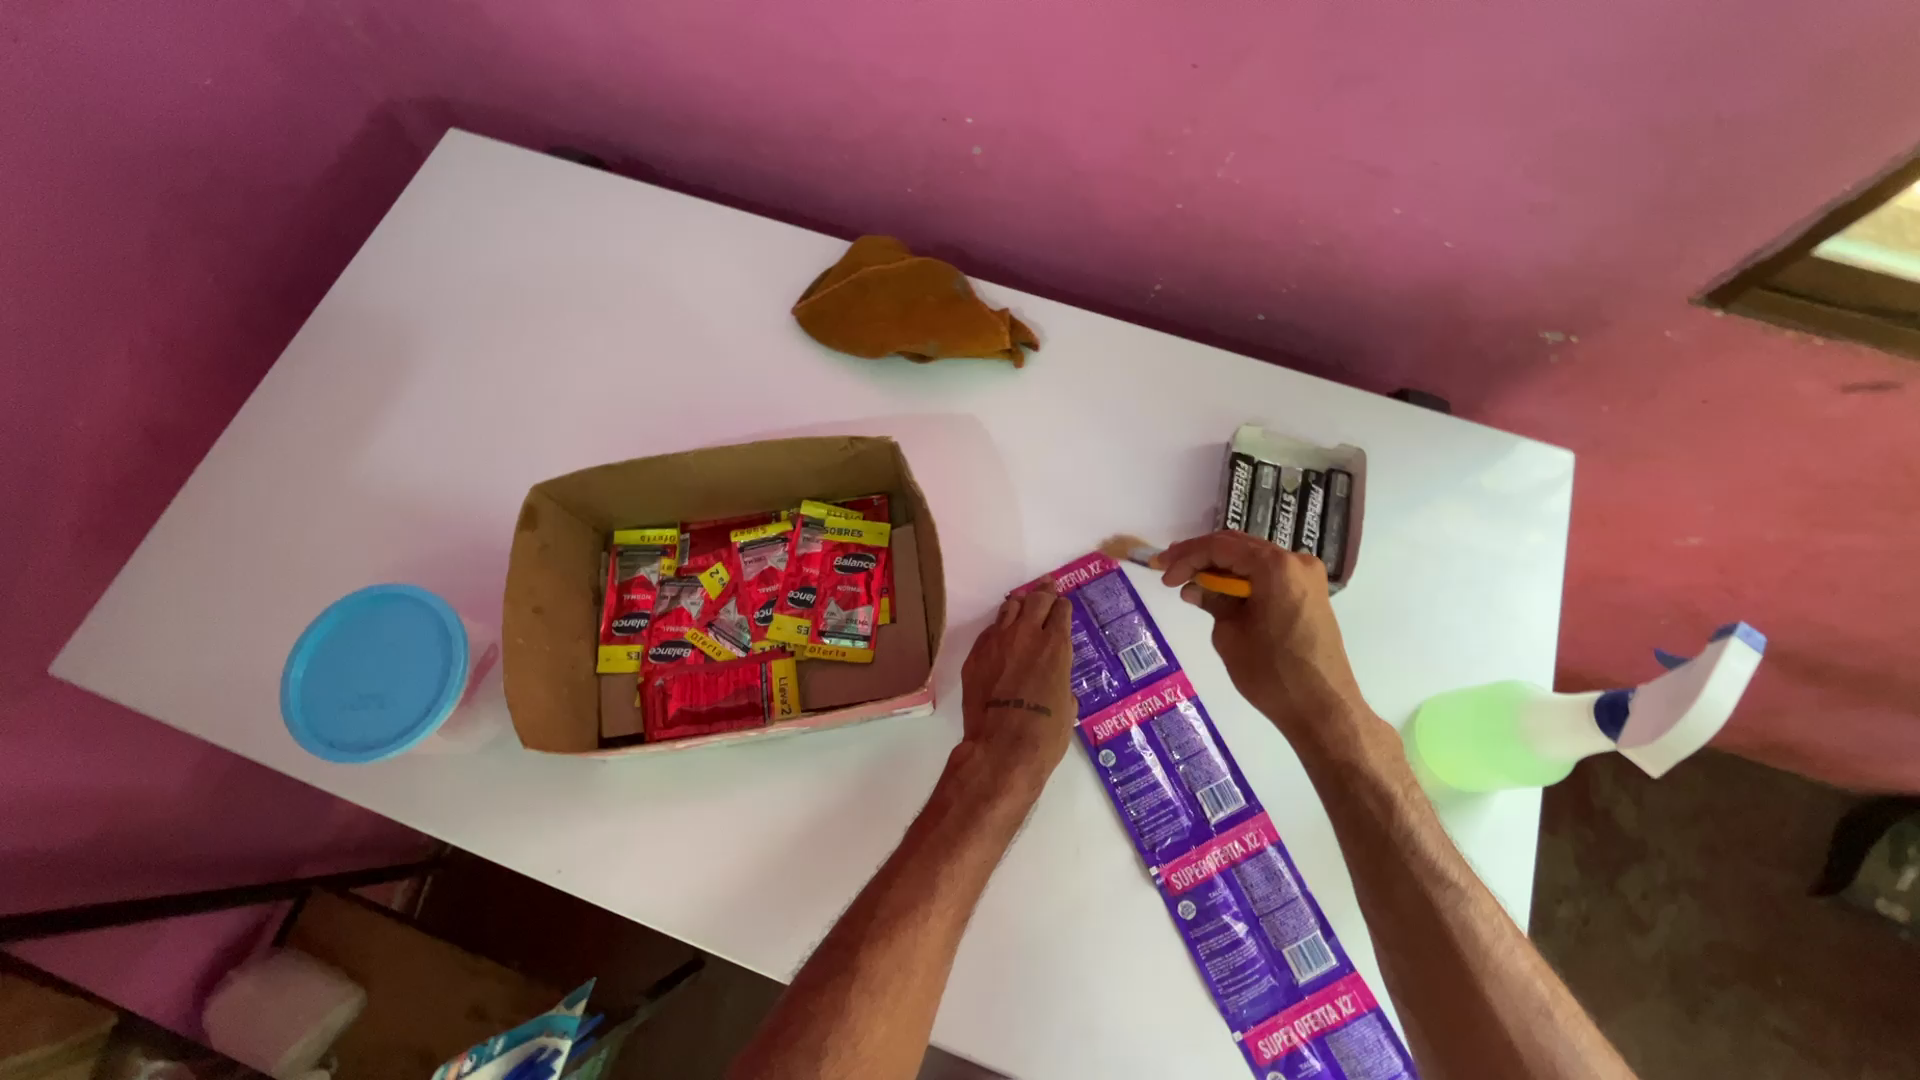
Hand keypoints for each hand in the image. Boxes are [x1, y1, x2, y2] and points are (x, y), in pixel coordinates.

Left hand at [958, 584, 1076, 788]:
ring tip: (1022, 604)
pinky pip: (989, 632)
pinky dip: (999, 629)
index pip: (1061, 610)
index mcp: (1056, 645)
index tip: (1062, 605)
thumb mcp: (1067, 706)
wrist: (1002, 746)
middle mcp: (1027, 635)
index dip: (1062, 606)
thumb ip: (1061, 683)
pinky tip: (1001, 635)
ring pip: (1009, 609)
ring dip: (1019, 605)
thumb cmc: (1045, 733)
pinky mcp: (975, 655)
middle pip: (1036, 600)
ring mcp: (997, 642)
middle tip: (1046, 587)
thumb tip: (1055, 684)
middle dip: (1044, 593)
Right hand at [1156, 531, 1376, 750]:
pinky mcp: (1310, 595)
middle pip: (1239, 547)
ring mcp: (1307, 578)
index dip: (1187, 557)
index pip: (1220, 547)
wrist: (1323, 709)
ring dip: (1221, 568)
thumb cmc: (1271, 673)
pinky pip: (1269, 575)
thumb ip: (1212, 601)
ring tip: (1190, 581)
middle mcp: (1296, 562)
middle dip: (1201, 556)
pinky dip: (1243, 580)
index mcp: (1275, 566)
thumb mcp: (1229, 634)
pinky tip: (1220, 592)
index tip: (1163, 575)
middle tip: (1169, 569)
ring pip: (1254, 560)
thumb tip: (1194, 589)